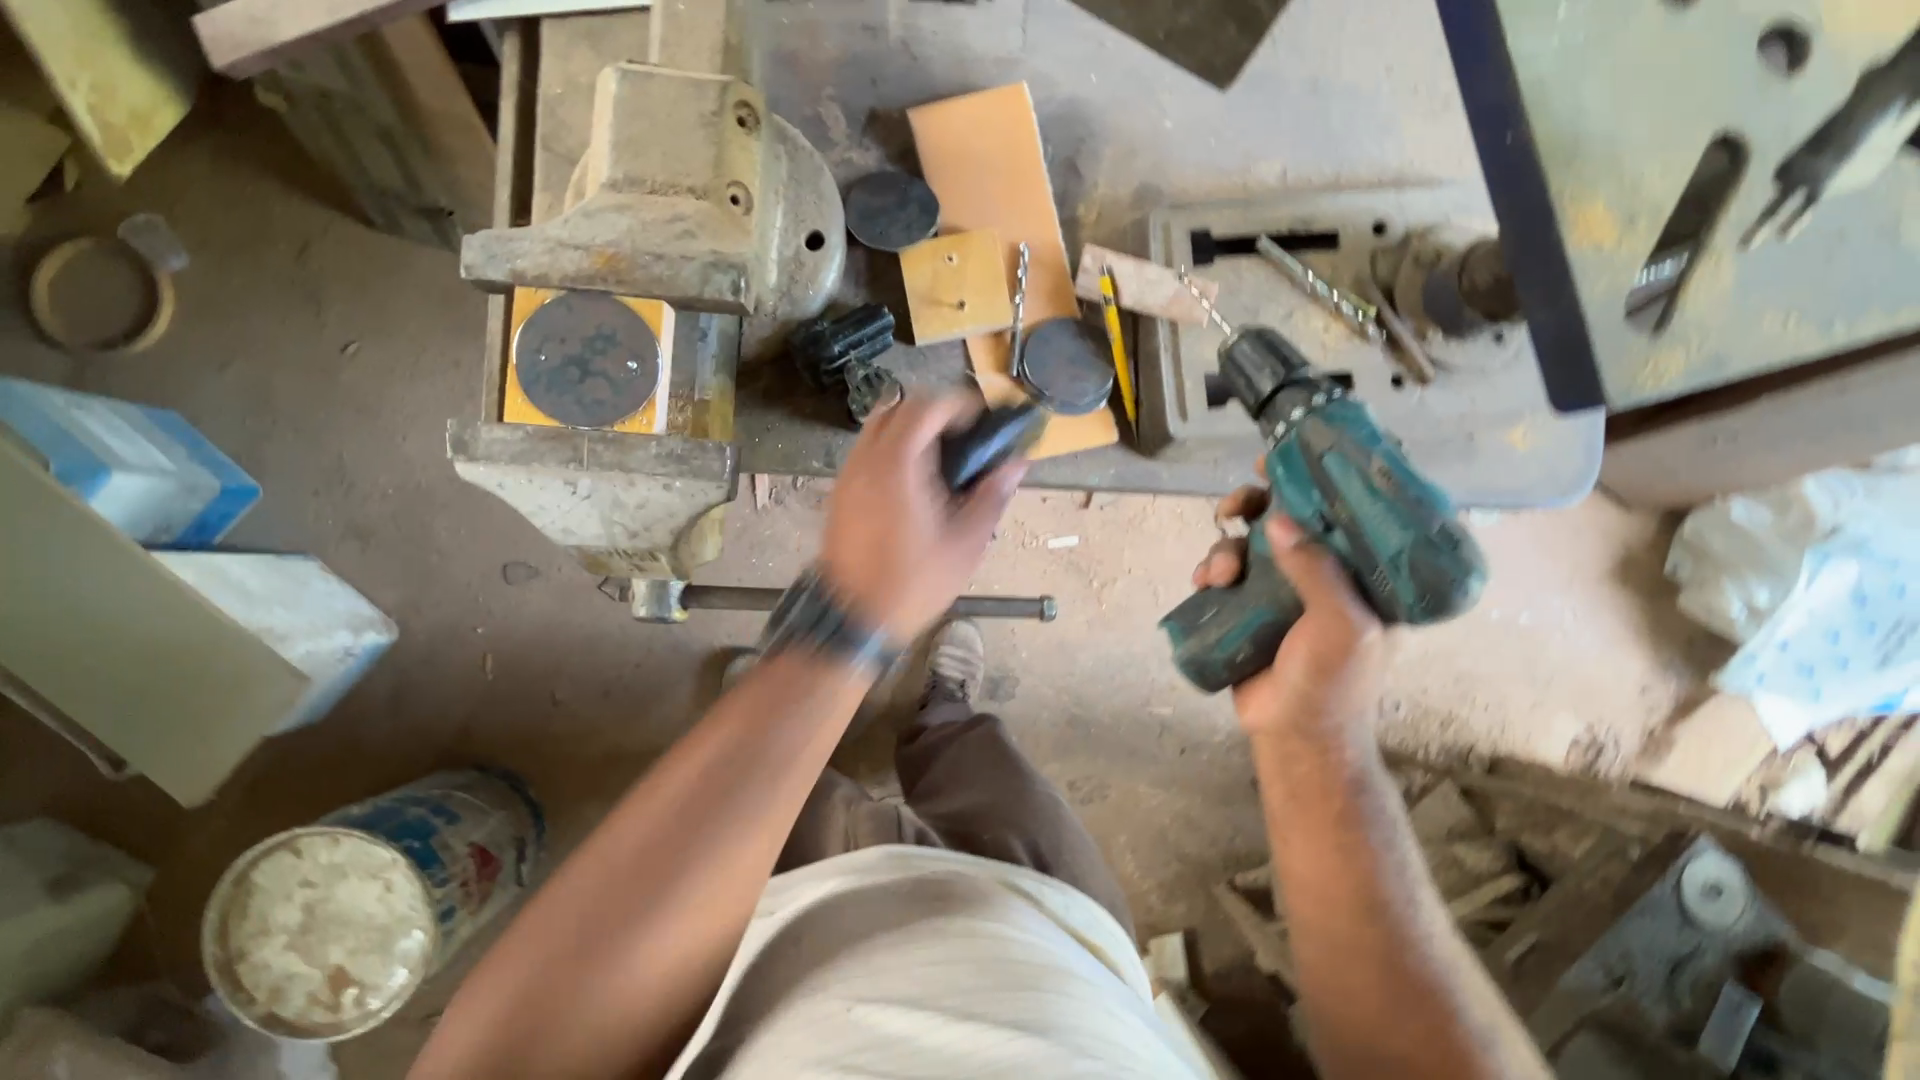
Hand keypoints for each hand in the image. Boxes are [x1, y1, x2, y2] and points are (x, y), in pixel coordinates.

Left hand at [818, 393, 1026, 642]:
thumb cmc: (913, 582)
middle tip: (964, 436)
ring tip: (941, 459)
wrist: (853, 618)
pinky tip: (914, 482)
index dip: (958, 404)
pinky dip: (890, 449)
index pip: (925, 406)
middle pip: (897, 407)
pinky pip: (866, 452)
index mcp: (897, 464)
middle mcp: (866, 459)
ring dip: (909, 429)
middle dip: (933, 412)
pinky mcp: (839, 494)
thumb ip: (992, 496)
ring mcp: (847, 475)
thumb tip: (1017, 464)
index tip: (982, 421)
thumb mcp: (966, 543)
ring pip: (877, 427)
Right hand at [1192, 483, 1384, 741]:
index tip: (1284, 460)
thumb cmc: (1333, 683)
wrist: (1292, 734)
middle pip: (1285, 517)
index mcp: (1360, 573)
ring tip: (1218, 572)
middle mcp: (1321, 572)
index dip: (1315, 481)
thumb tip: (1279, 520)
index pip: (1342, 511)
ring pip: (1248, 542)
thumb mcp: (1342, 625)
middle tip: (1234, 505)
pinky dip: (1210, 569)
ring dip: (1226, 546)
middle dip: (1254, 505)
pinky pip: (1225, 572)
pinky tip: (1204, 582)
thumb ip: (1317, 571)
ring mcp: (1282, 590)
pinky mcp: (1248, 607)